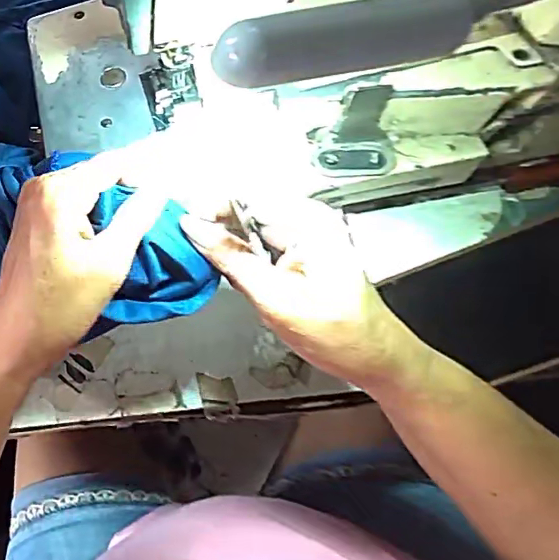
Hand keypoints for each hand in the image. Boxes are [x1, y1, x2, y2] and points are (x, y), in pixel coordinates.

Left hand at [0, 152, 167, 380]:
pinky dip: (97, 200)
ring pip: (86, 183)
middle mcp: (41, 186)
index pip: (113, 163)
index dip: (148, 158)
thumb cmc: (61, 306)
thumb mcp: (109, 262)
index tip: (177, 152)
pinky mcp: (32, 216)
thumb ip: (136, 216)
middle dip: (134, 172)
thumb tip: (159, 186)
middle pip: (98, 170)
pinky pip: (72, 197)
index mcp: (58, 192)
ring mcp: (32, 200)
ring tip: (154, 190)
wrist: (15, 336)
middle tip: (172, 174)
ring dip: (117, 187)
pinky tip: (121, 207)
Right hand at [180, 199, 436, 394]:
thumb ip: (231, 258)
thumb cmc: (338, 335)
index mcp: (308, 221)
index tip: (180, 228)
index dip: (207, 210)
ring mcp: (305, 233)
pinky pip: (258, 241)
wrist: (378, 361)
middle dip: (214, 228)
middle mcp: (307, 219)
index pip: (243, 199)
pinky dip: (240, 255)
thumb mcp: (275, 298)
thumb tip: (193, 227)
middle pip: (243, 210)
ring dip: (225, 243)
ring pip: (247, 227)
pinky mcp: (300, 249)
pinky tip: (230, 271)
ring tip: (204, 261)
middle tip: (187, 250)